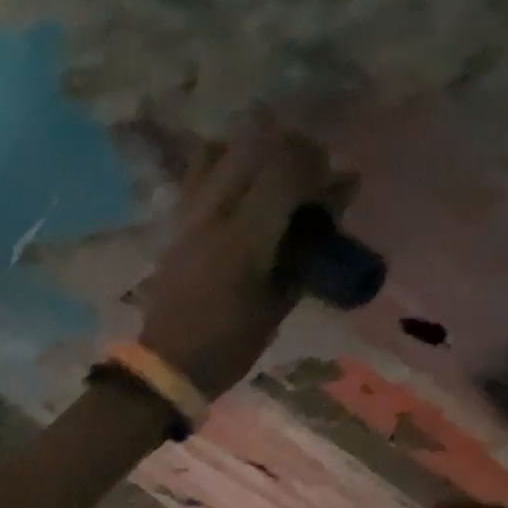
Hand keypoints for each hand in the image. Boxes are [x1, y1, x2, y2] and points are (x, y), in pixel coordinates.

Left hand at [137, 119, 334, 396]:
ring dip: (255, 149)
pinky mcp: (173, 219)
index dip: (316, 164)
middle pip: (254, 145)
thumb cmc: (231, 343)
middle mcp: (211, 214)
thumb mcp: (280, 301)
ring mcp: (187, 213)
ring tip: (275, 173)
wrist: (168, 362)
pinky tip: (243, 184)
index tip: (334, 181)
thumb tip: (339, 195)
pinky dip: (224, 162)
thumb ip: (310, 245)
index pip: (284, 170)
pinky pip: (198, 171)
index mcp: (242, 240)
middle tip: (311, 172)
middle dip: (291, 148)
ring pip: (221, 148)